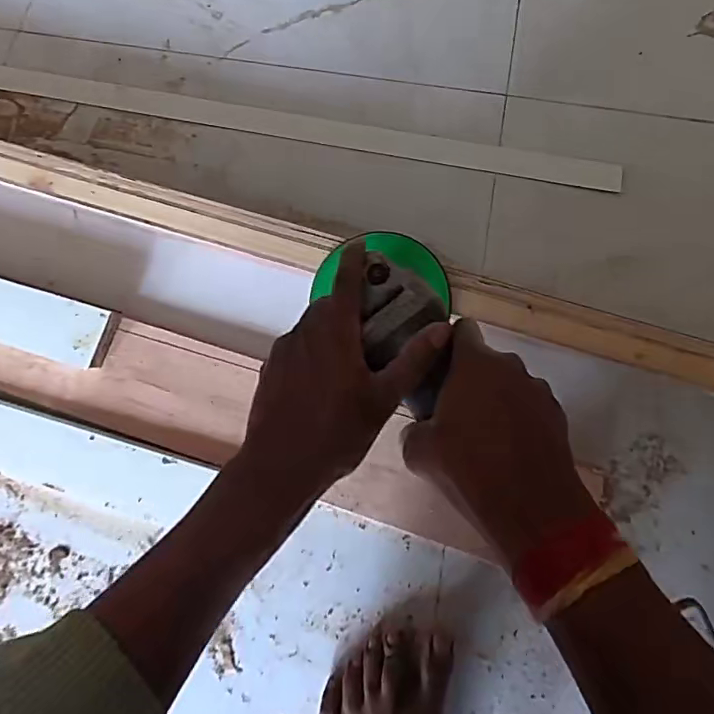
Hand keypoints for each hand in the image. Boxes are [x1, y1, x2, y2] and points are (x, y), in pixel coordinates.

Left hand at [236, 237, 452, 502]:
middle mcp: (305, 331)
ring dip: (332, 329)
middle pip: (329, 305)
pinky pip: (298, 347)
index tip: (362, 247)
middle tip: (373, 323)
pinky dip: (314, 349)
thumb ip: (412, 361)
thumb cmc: (336, 431)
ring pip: (312, 326)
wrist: (278, 466)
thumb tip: (441, 330)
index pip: (346, 283)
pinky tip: (326, 381)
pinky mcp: (271, 368)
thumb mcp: (383, 399)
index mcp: (333, 331)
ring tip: (353, 358)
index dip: (355, 262)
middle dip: (349, 305)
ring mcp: (284, 350)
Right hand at [400, 320, 600, 565]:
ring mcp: (538, 389)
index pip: (462, 329)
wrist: (533, 509)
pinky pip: (530, 408)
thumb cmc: (469, 469)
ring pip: (509, 385)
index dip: (449, 344)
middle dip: (471, 380)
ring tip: (484, 439)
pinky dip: (520, 421)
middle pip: (486, 361)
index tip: (439, 368)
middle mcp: (509, 366)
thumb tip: (421, 428)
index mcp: (474, 363)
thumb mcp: (419, 451)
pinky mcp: (557, 415)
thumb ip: (414, 428)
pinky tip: (510, 453)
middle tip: (454, 413)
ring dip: (497, 401)